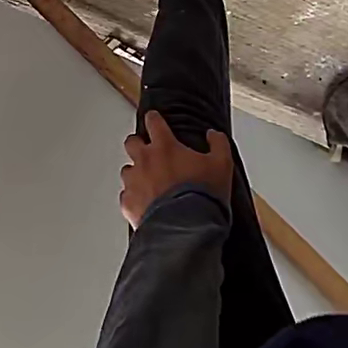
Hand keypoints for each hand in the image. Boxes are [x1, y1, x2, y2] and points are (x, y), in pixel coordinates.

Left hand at [120, 111, 233, 228]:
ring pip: (126, 170)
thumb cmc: (202, 196)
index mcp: (165, 147)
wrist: (187, 229)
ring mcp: (134, 182)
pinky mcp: (128, 204)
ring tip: (147, 181)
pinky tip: (144, 203)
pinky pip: (125, 196)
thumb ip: (218, 144)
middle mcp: (145, 161)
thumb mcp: (222, 165)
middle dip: (138, 144)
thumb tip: (213, 134)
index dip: (154, 118)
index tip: (154, 118)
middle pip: (131, 142)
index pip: (154, 122)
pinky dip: (133, 198)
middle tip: (148, 151)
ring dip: (135, 172)